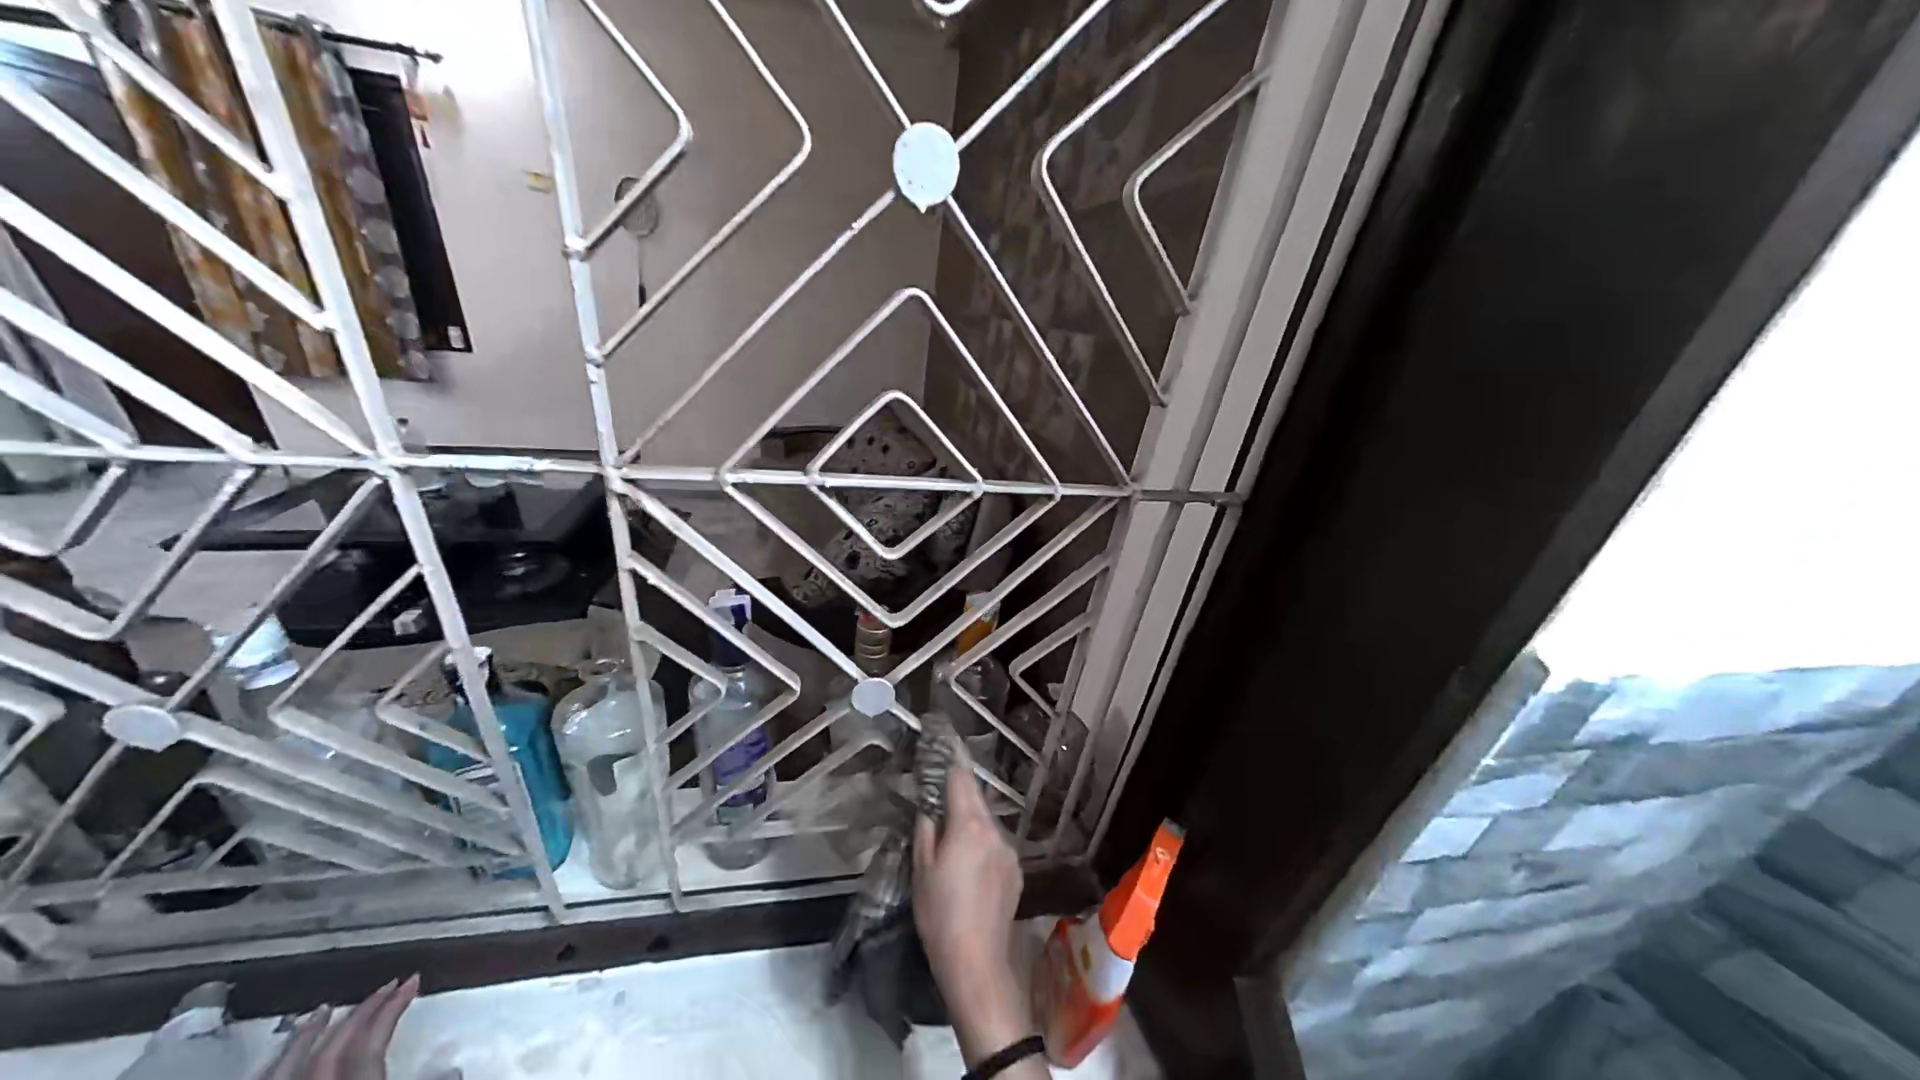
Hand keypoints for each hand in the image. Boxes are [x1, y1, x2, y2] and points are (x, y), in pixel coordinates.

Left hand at [259, 975, 418, 1079]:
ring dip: (312, 1031)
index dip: (394, 1007)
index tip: (412, 981)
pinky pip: (268, 1077)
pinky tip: (283, 1048)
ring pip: (292, 1060)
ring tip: (326, 1007)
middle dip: (364, 1010)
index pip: (373, 1040)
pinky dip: (278, 1059)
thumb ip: (421, 1075)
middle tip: (387, 986)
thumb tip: (451, 1060)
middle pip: (336, 1044)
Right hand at [913, 752, 1029, 1066]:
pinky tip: (970, 869)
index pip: (962, 779)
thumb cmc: (939, 914)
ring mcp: (1010, 852)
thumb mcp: (920, 869)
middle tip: (939, 802)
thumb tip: (930, 808)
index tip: (941, 752)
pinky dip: (983, 845)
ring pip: (987, 823)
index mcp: (970, 825)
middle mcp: (996, 831)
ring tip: (952, 844)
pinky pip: (996, 846)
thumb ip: (926, 830)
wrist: (976, 961)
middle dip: (959, 795)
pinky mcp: (1017, 872)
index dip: (950, 764)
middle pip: (976, 799)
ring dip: (971, 824)